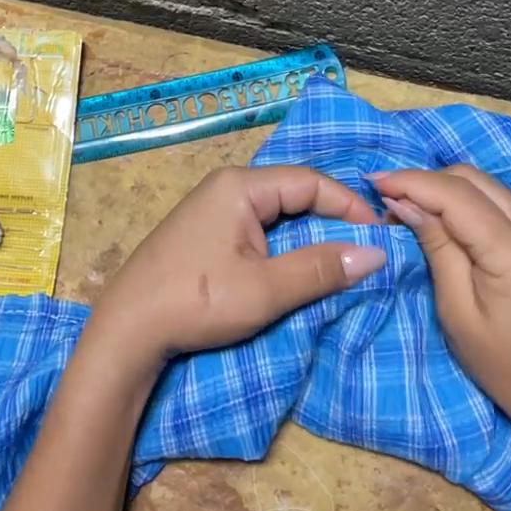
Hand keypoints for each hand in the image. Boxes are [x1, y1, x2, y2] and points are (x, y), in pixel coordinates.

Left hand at [88, 165, 387, 369]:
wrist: (128, 328)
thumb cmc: (197, 301)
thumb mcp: (265, 290)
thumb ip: (320, 268)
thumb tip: (376, 253)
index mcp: (240, 186)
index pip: (310, 182)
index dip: (349, 205)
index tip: (381, 236)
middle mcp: (227, 186)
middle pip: (294, 191)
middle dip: (332, 218)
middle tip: (368, 248)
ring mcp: (214, 207)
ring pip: (277, 210)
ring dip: (310, 232)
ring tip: (343, 258)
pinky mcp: (207, 231)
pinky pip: (259, 225)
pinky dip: (286, 242)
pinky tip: (300, 264)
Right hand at [371, 164, 510, 425]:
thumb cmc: (506, 368)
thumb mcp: (458, 312)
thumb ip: (436, 248)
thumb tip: (403, 203)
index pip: (456, 195)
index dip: (411, 182)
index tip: (373, 183)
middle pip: (472, 180)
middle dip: (425, 182)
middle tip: (388, 201)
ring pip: (486, 185)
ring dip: (444, 189)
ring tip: (409, 209)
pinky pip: (500, 201)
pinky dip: (466, 201)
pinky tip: (444, 219)